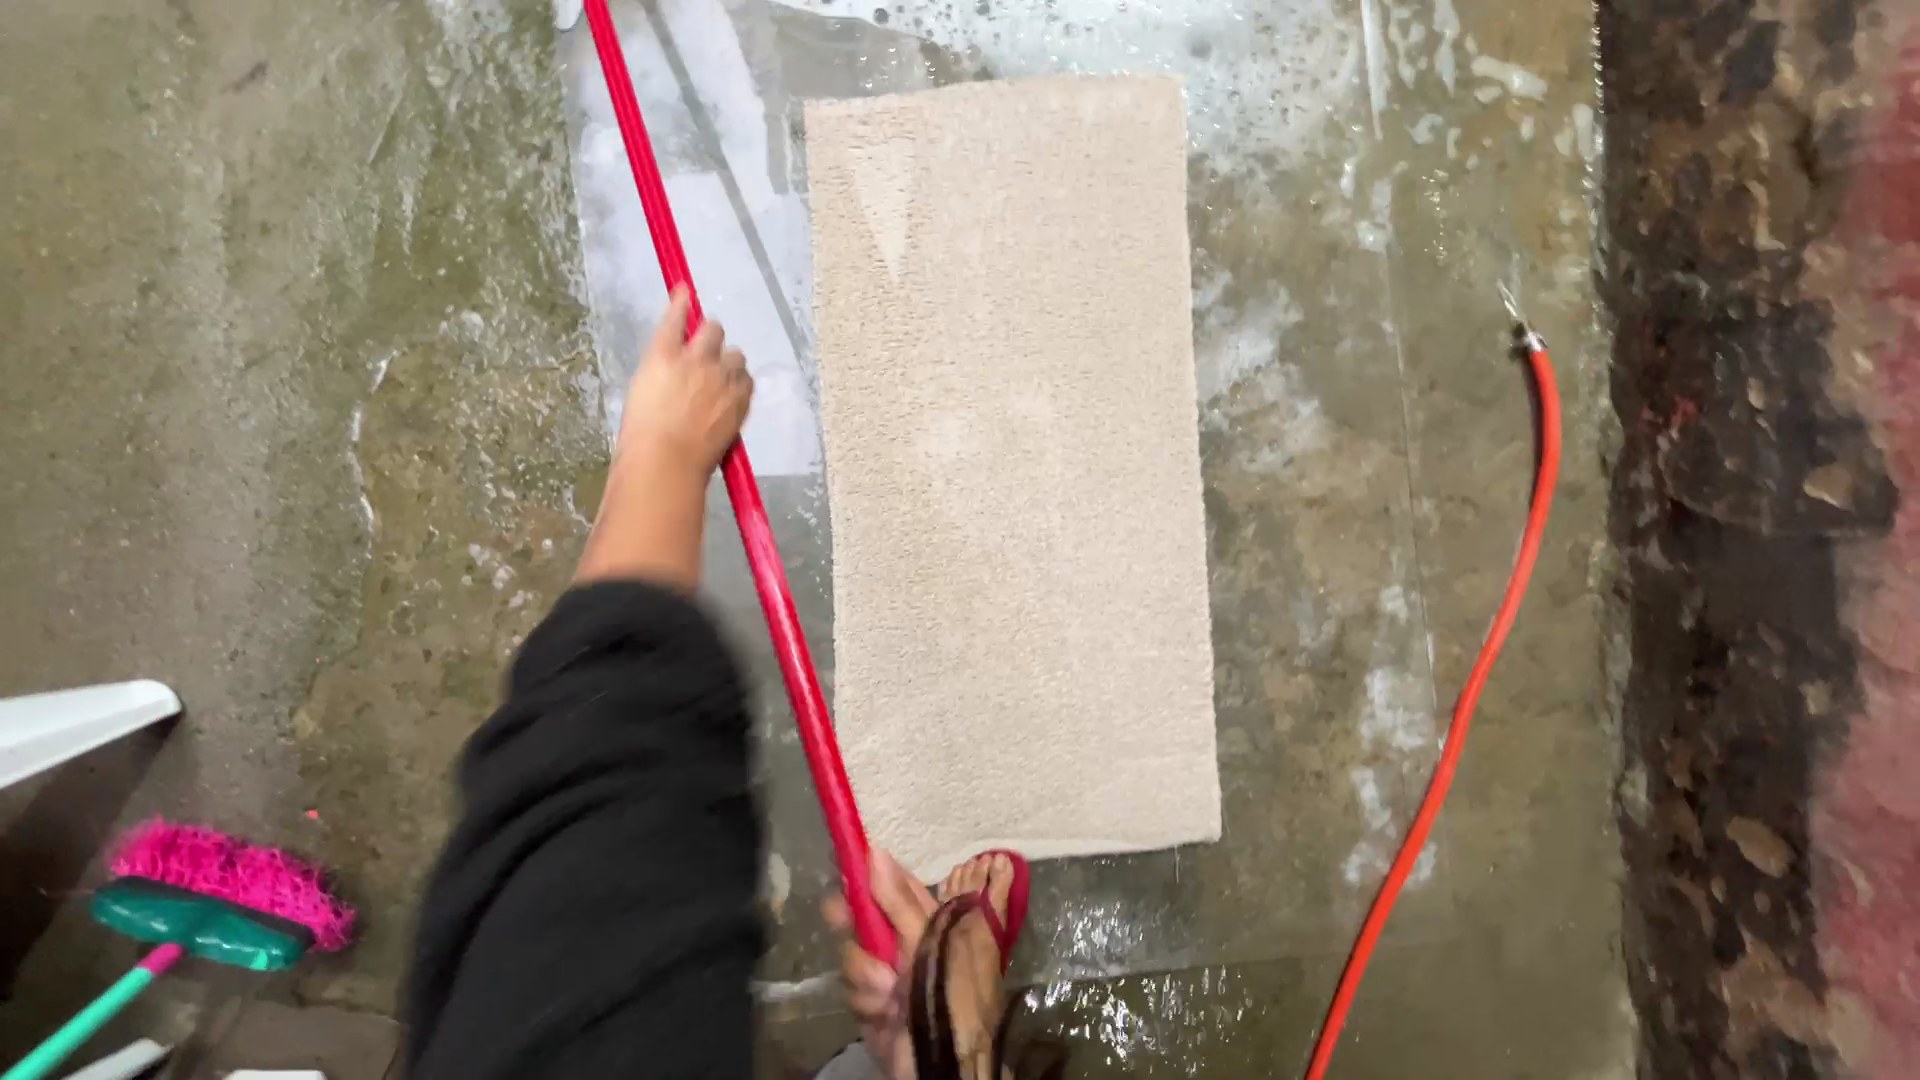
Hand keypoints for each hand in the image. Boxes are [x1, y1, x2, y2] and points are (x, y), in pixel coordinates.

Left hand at [575, 289, 752, 587]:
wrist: (665, 462)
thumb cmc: (691, 474)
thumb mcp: (717, 461)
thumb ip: (719, 448)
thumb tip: (717, 463)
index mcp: (740, 406)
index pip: (744, 381)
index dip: (732, 380)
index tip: (722, 385)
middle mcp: (727, 378)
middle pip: (733, 355)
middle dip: (721, 356)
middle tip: (707, 360)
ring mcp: (698, 361)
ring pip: (711, 334)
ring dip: (705, 334)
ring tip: (698, 332)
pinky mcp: (668, 353)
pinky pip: (678, 320)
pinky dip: (680, 304)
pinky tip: (681, 288)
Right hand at [823, 851, 935, 1079]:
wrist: (946, 1060)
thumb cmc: (949, 988)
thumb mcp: (927, 938)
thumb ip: (897, 900)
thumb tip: (875, 851)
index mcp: (926, 917)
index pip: (893, 883)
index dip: (869, 870)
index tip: (846, 861)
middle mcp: (903, 939)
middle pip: (863, 914)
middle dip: (850, 918)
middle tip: (840, 915)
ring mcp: (886, 970)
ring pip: (852, 953)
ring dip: (866, 973)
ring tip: (890, 992)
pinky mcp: (870, 1001)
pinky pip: (852, 989)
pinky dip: (867, 1001)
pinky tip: (885, 1013)